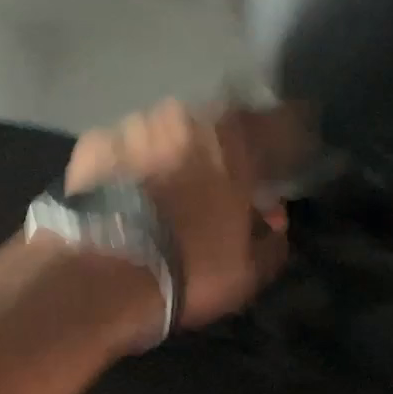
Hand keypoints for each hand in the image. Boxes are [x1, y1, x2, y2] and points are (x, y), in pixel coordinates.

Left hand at [64, 99, 289, 329]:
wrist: (103, 275)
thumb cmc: (189, 270)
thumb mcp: (248, 271)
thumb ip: (271, 241)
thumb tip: (274, 223)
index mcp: (237, 142)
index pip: (283, 123)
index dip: (294, 135)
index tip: (298, 148)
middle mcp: (188, 118)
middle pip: (221, 124)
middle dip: (229, 148)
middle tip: (229, 178)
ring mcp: (136, 125)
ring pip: (171, 132)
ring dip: (179, 153)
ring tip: (174, 188)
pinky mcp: (94, 144)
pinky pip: (128, 150)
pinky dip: (135, 166)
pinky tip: (132, 193)